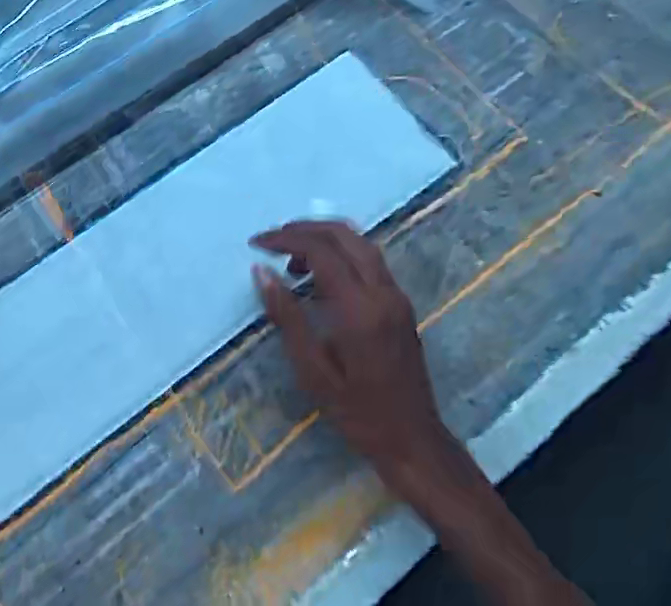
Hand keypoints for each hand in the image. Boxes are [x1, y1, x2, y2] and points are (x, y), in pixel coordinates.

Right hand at [251, 220, 451, 479]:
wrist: (414, 442)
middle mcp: (383, 294)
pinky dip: (339, 253)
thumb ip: (286, 316)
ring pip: (360, 244)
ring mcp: (397, 298)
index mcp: (359, 309)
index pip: (321, 251)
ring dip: (323, 238)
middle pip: (345, 235)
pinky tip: (317, 275)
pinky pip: (369, 261)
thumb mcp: (312, 369)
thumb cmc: (357, 411)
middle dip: (304, 229)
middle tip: (272, 240)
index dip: (284, 240)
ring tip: (290, 257)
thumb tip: (261, 272)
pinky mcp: (400, 306)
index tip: (256, 245)